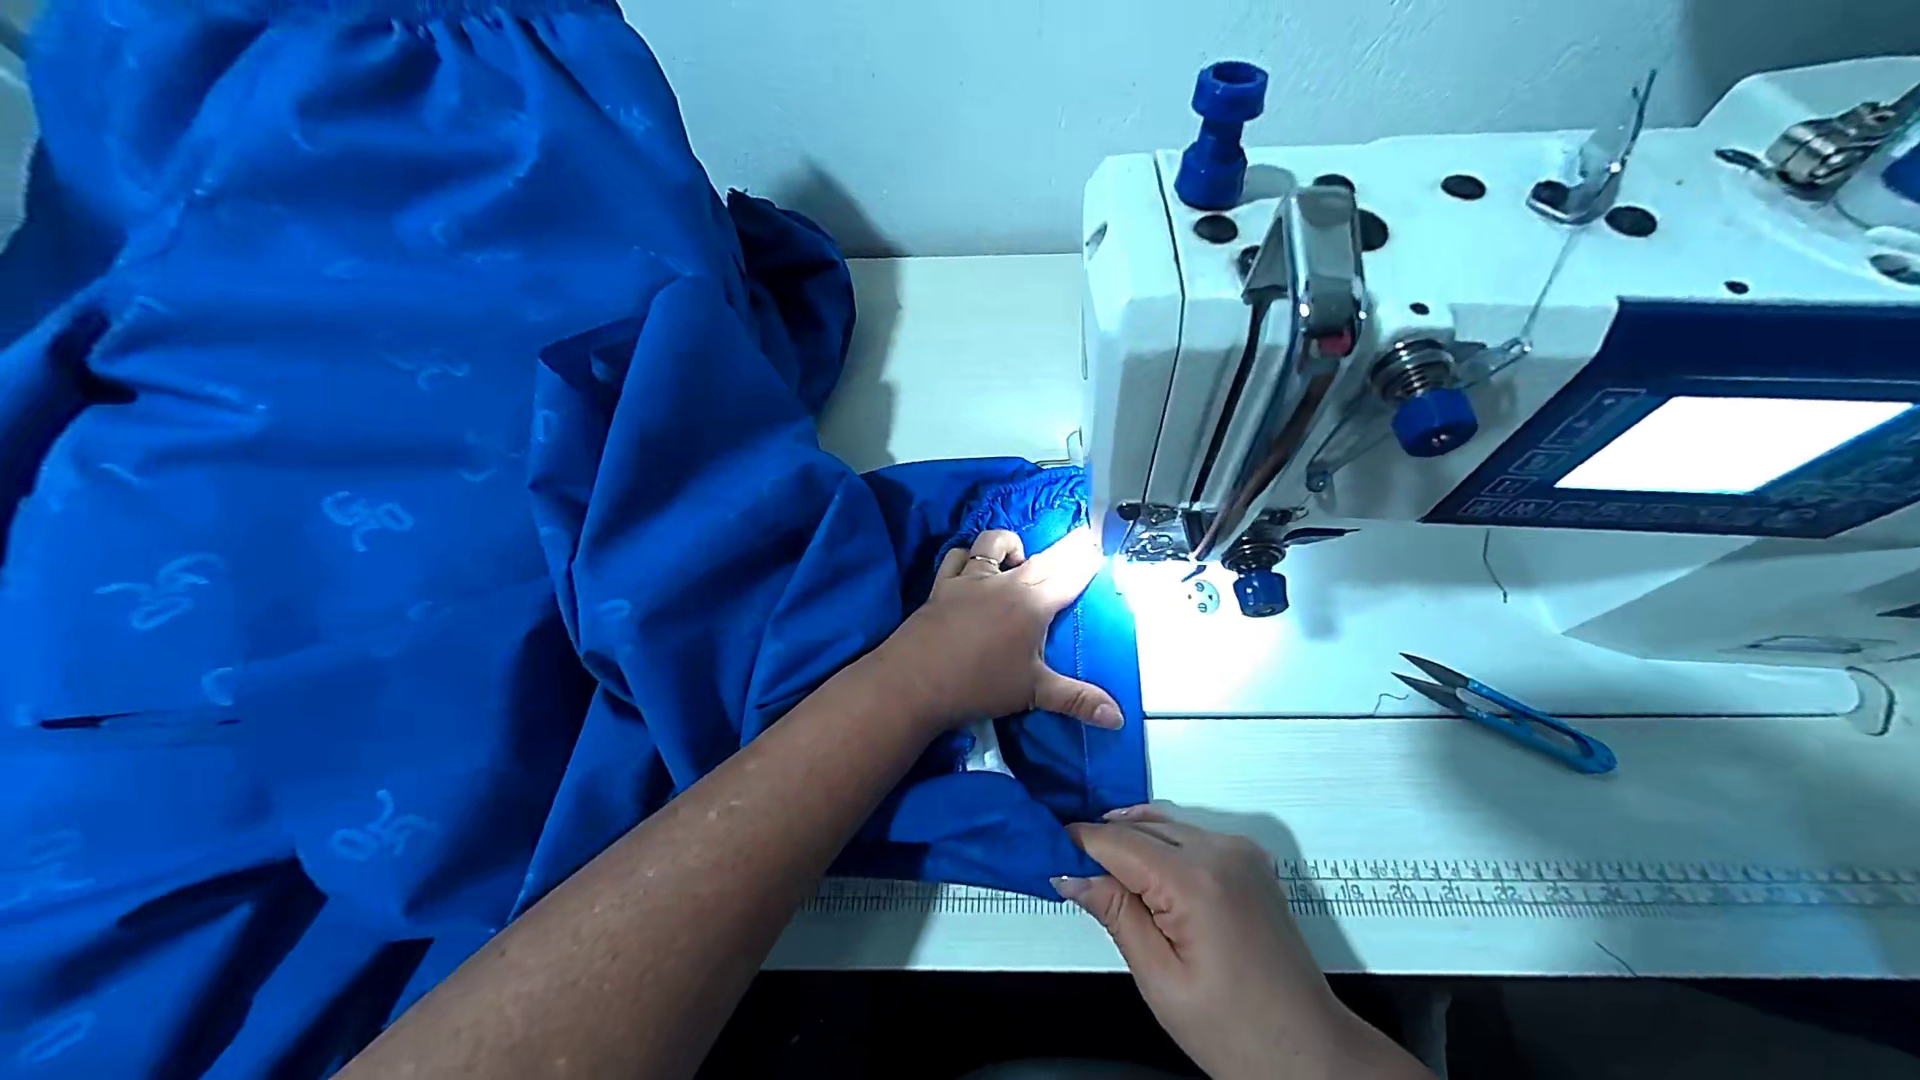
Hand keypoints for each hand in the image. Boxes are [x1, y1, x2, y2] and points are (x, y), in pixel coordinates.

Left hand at [866, 526, 1122, 733]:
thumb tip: (1118, 719)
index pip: (1069, 576)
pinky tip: (972, 563)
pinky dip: (969, 555)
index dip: (1086, 561)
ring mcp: (971, 580)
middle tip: (1081, 537)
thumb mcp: (1034, 693)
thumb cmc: (980, 685)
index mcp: (1033, 606)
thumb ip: (1077, 700)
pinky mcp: (943, 584)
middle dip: (1065, 548)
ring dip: (1011, 544)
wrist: (915, 680)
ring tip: (1019, 555)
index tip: (1098, 545)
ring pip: (994, 544)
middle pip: (1042, 558)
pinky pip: (958, 556)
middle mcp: (1005, 584)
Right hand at [1057, 807, 1428, 1079]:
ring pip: (1162, 823)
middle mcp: (1221, 850)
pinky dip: (1158, 842)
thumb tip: (1071, 873)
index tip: (1048, 851)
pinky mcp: (1247, 856)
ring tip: (1099, 869)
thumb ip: (1115, 913)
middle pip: (1139, 825)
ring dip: (1128, 840)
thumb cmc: (1238, 1032)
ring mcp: (1239, 849)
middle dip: (1101, 842)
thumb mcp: (1160, 979)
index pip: (1118, 840)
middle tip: (1067, 865)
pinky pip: (1188, 833)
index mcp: (1197, 881)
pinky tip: (1141, 869)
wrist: (1311, 1053)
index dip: (1078, 842)